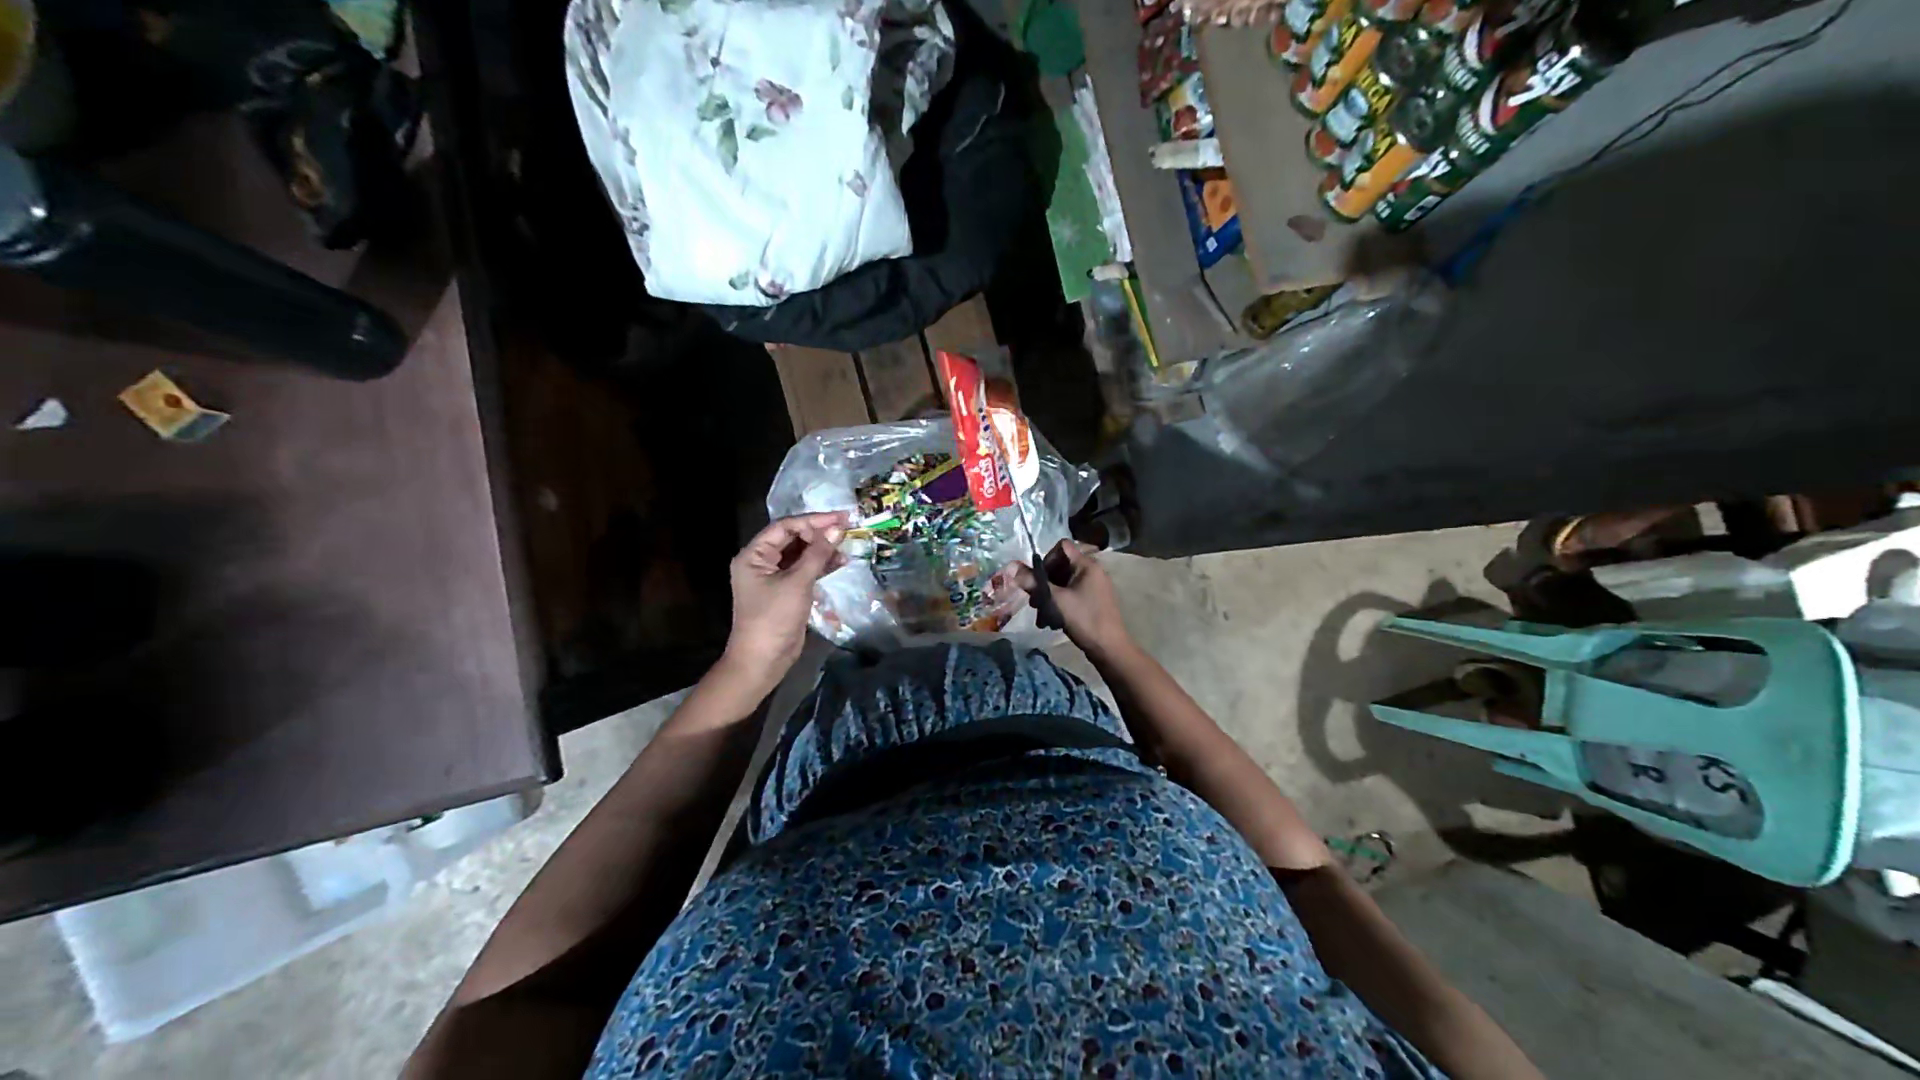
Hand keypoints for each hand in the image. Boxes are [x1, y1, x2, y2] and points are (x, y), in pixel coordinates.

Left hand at [720, 511, 847, 692]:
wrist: (762, 660)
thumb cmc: (773, 618)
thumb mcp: (797, 583)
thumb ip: (817, 554)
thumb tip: (837, 529)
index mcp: (754, 555)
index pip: (785, 527)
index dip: (813, 520)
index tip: (840, 518)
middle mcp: (761, 562)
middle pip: (792, 538)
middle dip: (819, 534)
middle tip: (847, 529)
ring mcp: (773, 578)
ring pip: (800, 554)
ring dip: (822, 550)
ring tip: (846, 546)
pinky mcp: (785, 592)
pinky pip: (804, 571)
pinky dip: (820, 566)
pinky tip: (840, 562)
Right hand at [1006, 540, 1133, 659]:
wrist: (1109, 648)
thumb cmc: (1084, 619)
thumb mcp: (1055, 600)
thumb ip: (1033, 582)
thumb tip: (1011, 566)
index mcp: (1087, 565)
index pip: (1062, 546)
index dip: (1046, 558)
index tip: (1038, 578)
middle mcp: (1093, 571)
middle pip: (1061, 566)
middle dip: (1044, 582)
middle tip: (1034, 601)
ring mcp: (1095, 586)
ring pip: (1064, 582)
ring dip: (1049, 596)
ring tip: (1041, 615)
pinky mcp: (1094, 600)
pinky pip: (1072, 593)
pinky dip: (1060, 603)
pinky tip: (1052, 621)